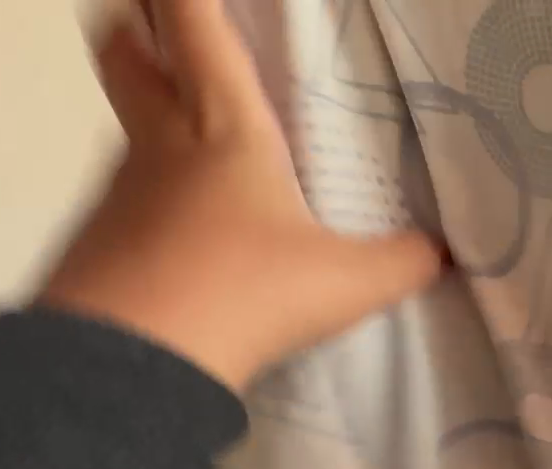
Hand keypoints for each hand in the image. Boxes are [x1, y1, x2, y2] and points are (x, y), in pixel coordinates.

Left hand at [40, 0, 443, 391]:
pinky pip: (138, 191)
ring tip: (221, 155)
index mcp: (225, 131)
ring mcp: (124, 187)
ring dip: (162, 118)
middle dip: (145, 31)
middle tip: (186, 45)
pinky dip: (167, 191)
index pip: (192, 24)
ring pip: (133, 126)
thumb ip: (408, 261)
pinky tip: (209, 233)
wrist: (142, 354)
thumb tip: (444, 252)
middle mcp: (163, 143)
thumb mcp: (357, 281)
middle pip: (126, 53)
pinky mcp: (107, 234)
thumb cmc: (253, 290)